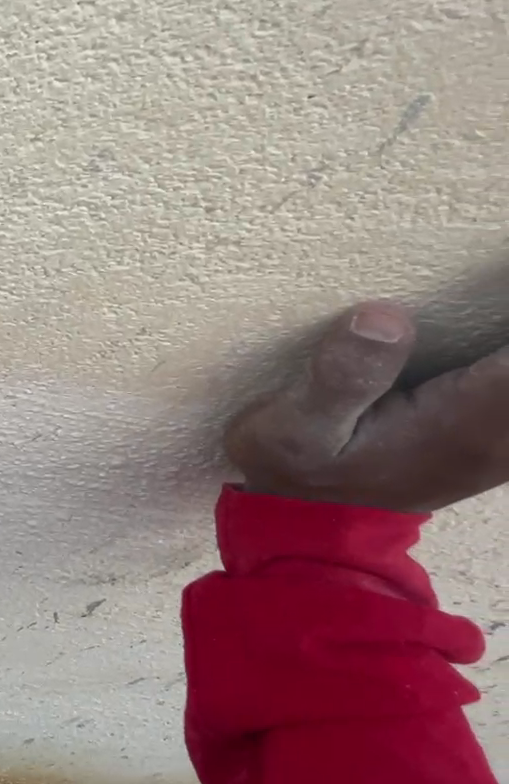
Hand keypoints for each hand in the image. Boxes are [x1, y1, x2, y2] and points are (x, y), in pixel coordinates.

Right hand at [226, 300, 508, 512]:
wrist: (315, 517)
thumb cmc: (298, 468)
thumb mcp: (295, 426)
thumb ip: (343, 375)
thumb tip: (384, 316)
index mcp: (472, 418)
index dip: (506, 299)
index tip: (490, 266)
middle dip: (501, 311)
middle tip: (485, 273)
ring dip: (500, 336)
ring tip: (485, 292)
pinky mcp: (502, 427)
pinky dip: (497, 350)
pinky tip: (486, 337)